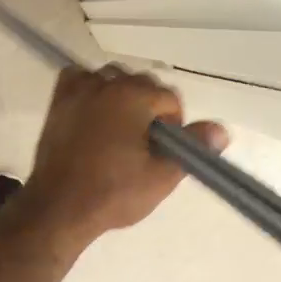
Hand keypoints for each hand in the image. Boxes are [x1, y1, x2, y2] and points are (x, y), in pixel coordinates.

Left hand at [15, 66, 228, 250]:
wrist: (61, 203)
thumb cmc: (115, 191)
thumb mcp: (161, 175)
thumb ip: (192, 147)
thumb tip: (221, 128)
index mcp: (133, 96)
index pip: (169, 97)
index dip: (173, 123)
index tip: (163, 148)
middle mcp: (106, 81)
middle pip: (141, 83)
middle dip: (149, 108)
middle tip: (143, 144)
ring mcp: (79, 86)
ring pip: (113, 78)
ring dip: (122, 97)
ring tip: (120, 132)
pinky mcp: (59, 96)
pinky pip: (81, 78)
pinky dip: (91, 89)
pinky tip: (93, 113)